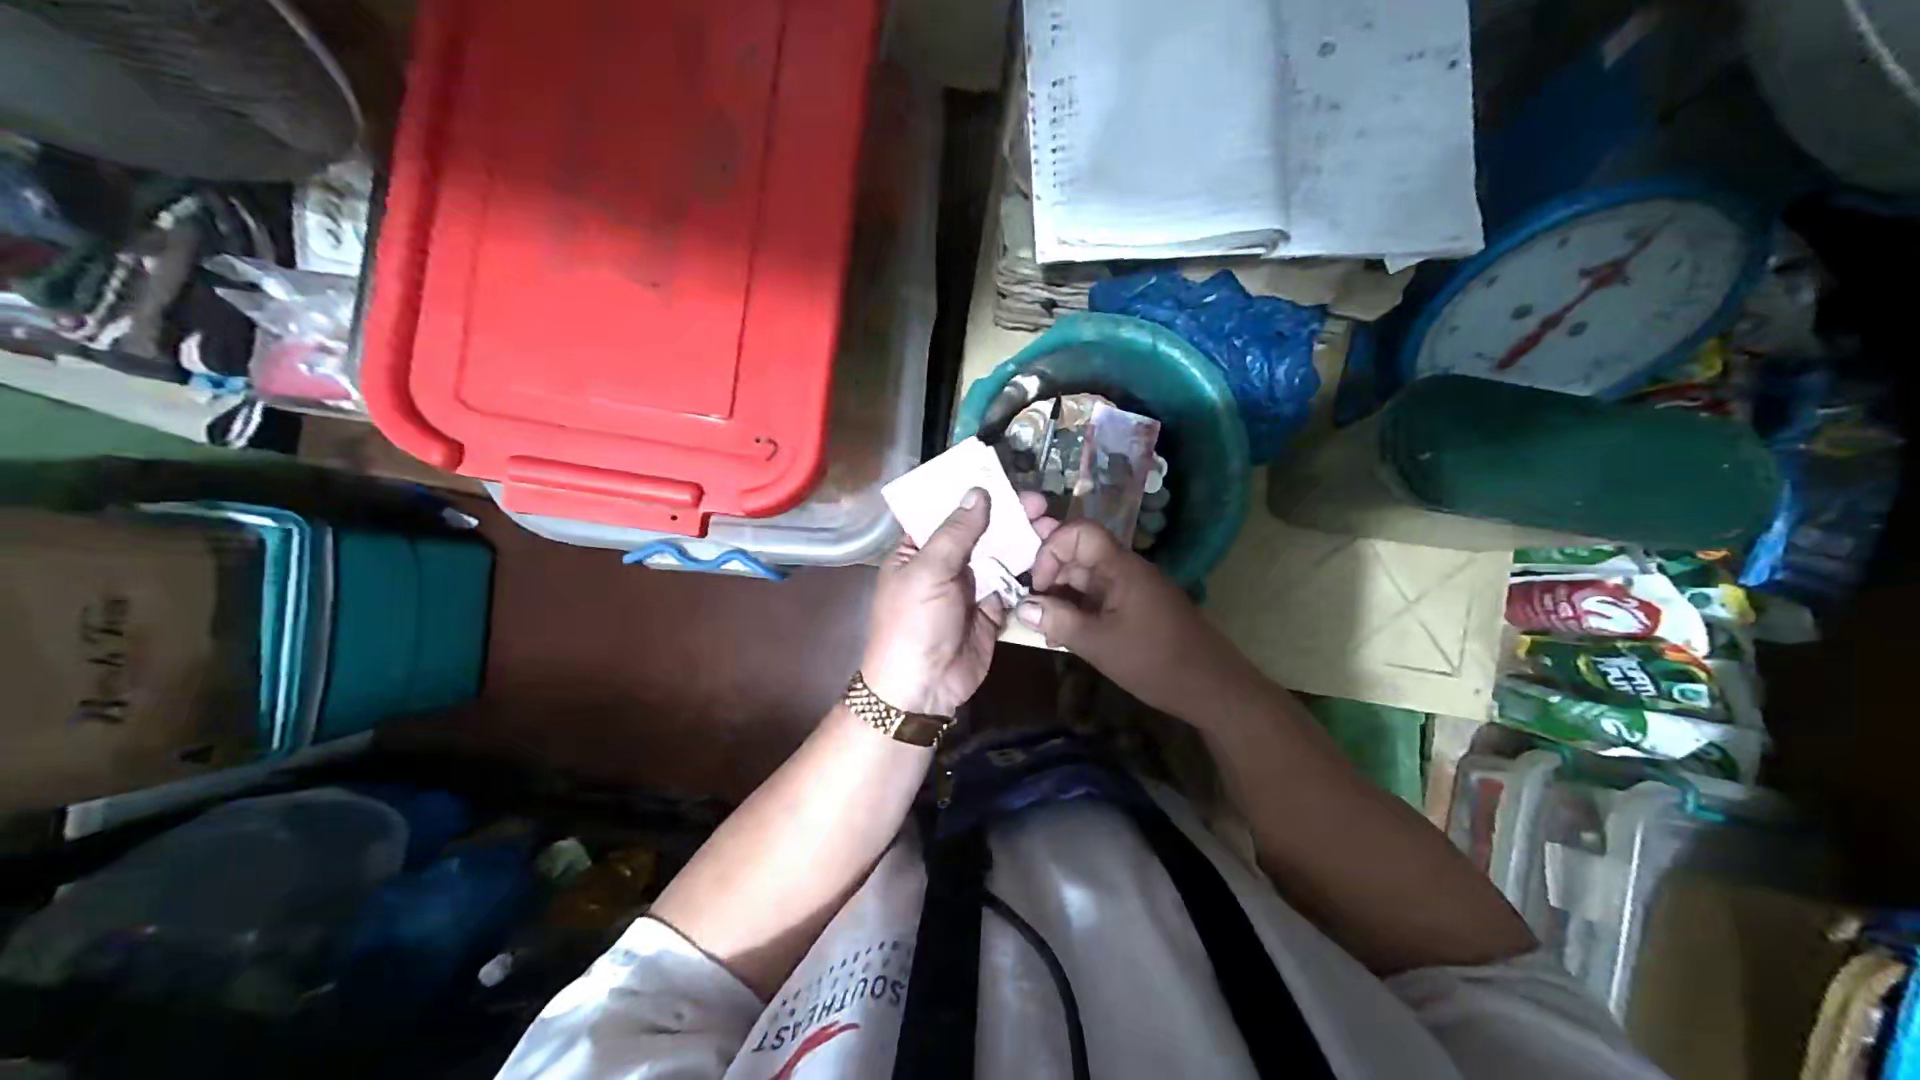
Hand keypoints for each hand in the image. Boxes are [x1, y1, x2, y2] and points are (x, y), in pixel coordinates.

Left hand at [861, 488, 1056, 716]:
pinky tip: (1050, 552)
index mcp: (918, 550)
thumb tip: (977, 492)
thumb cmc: (914, 622)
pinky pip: (1012, 583)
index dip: (973, 494)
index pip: (946, 512)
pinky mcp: (993, 609)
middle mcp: (945, 564)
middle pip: (980, 532)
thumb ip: (956, 532)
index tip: (1005, 477)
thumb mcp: (929, 571)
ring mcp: (970, 586)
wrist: (923, 687)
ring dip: (1023, 539)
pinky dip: (1030, 570)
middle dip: (1008, 515)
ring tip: (1050, 522)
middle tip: (1040, 501)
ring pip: (1000, 555)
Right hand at [1013, 520, 1262, 716]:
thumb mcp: (1099, 644)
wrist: (1212, 688)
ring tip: (1040, 624)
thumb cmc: (1156, 662)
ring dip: (1059, 595)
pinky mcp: (1133, 608)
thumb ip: (1059, 622)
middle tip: (1026, 604)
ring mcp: (1130, 589)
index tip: (1038, 585)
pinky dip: (1075, 610)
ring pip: (1084, 578)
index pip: (1079, 531)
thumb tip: (1022, 606)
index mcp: (1121, 567)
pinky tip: (1061, 634)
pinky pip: (1096, 597)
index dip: (1051, 549)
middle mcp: (1125, 570)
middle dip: (1048, 574)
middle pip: (1078, 553)